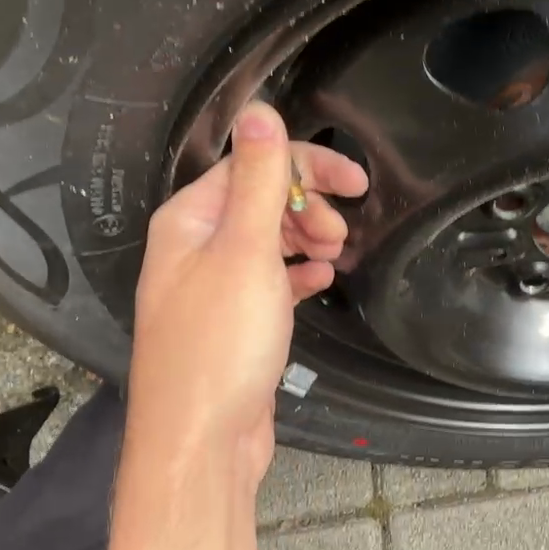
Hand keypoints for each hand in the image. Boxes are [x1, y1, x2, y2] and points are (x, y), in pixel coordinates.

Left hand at [128, 101, 369, 461]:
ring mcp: (215, 291)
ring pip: (266, 246)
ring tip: (335, 255)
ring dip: (304, 241)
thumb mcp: (245, 254)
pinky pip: (269, 285)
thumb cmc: (220, 346)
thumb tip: (261, 112)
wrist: (203, 437)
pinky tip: (318, 282)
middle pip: (258, 204)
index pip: (250, 168)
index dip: (305, 167)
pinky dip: (296, 277)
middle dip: (306, 207)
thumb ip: (257, 183)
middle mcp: (196, 250)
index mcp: (189, 222)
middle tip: (341, 234)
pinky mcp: (235, 328)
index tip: (358, 182)